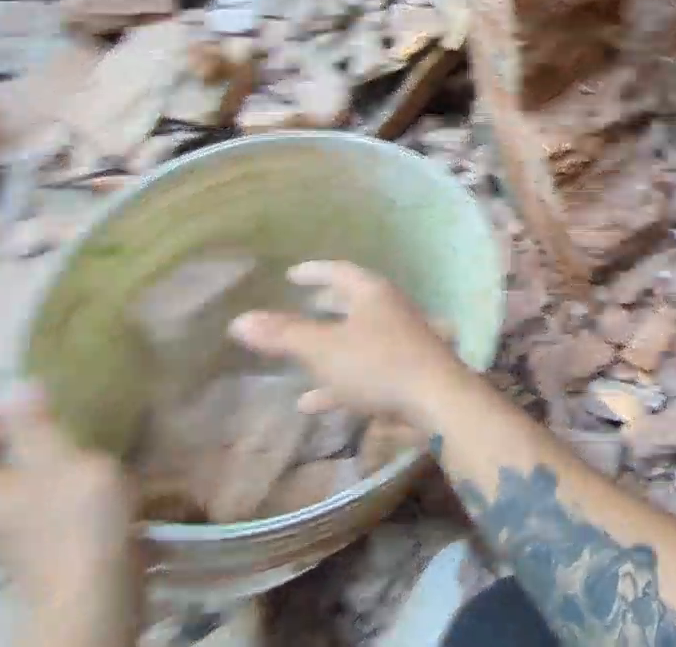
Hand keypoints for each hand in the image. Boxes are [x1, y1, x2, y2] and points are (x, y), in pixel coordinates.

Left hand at [0, 390, 139, 619]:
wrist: (96, 582)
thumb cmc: (75, 515)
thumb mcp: (60, 459)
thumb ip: (35, 424)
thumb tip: (17, 387)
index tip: (32, 406)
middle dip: (13, 433)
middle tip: (60, 418)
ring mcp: (1, 526)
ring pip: (5, 477)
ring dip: (38, 453)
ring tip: (81, 439)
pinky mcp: (32, 536)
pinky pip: (29, 495)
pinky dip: (52, 477)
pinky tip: (90, 473)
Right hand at [230, 260, 465, 422]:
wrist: (436, 398)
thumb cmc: (378, 363)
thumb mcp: (323, 349)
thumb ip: (283, 335)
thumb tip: (239, 319)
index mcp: (374, 294)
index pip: (341, 272)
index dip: (316, 271)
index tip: (292, 273)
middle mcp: (391, 311)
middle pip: (356, 302)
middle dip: (330, 303)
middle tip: (306, 303)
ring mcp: (402, 342)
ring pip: (359, 338)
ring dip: (330, 345)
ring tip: (300, 354)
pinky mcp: (405, 372)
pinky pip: (365, 372)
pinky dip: (338, 382)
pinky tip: (310, 403)